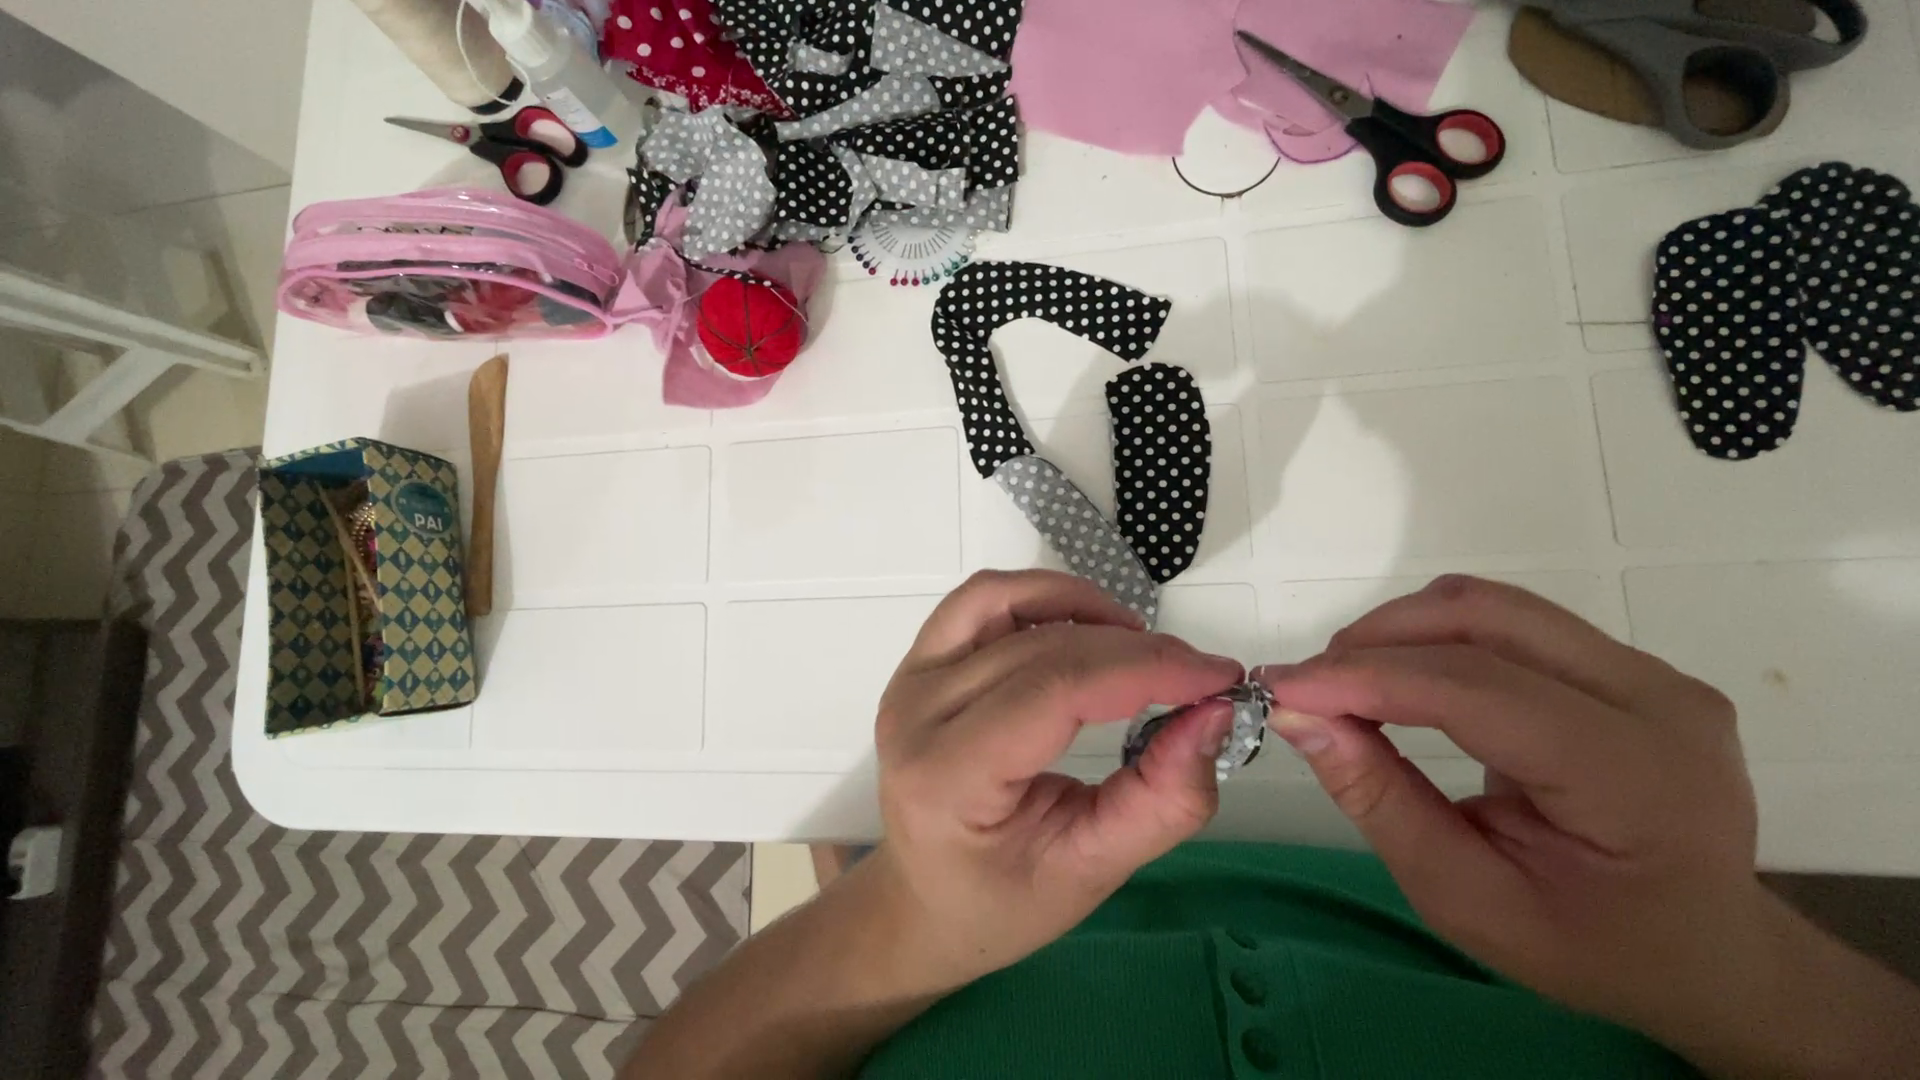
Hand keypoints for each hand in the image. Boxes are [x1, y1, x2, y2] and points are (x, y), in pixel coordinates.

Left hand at [868, 569, 1243, 988]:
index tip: (1217, 676)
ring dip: (1086, 609)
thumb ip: (1161, 801)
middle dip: (1136, 650)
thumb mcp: (1091, 871)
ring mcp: (911, 678)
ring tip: (1143, 649)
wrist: (925, 898)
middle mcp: (917, 712)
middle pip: (1040, 646)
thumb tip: (1213, 716)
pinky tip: (1087, 627)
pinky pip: (984, 599)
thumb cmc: (1000, 900)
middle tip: (1199, 676)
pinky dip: (1043, 596)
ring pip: (1007, 603)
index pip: (1054, 689)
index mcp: (948, 775)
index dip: (1143, 669)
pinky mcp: (920, 661)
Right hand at [1255, 576, 1826, 1072]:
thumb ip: (1379, 802)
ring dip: (1399, 630)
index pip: (1478, 691)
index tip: (1280, 688)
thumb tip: (1296, 716)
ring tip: (1348, 683)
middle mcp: (1656, 701)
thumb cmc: (1586, 944)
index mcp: (1634, 779)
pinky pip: (1507, 620)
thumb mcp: (1465, 900)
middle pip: (1484, 619)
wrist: (1708, 951)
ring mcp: (1649, 672)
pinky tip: (1404, 680)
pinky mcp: (1625, 662)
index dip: (1367, 678)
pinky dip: (1432, 637)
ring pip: (1490, 605)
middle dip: (1375, 640)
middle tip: (1310, 687)